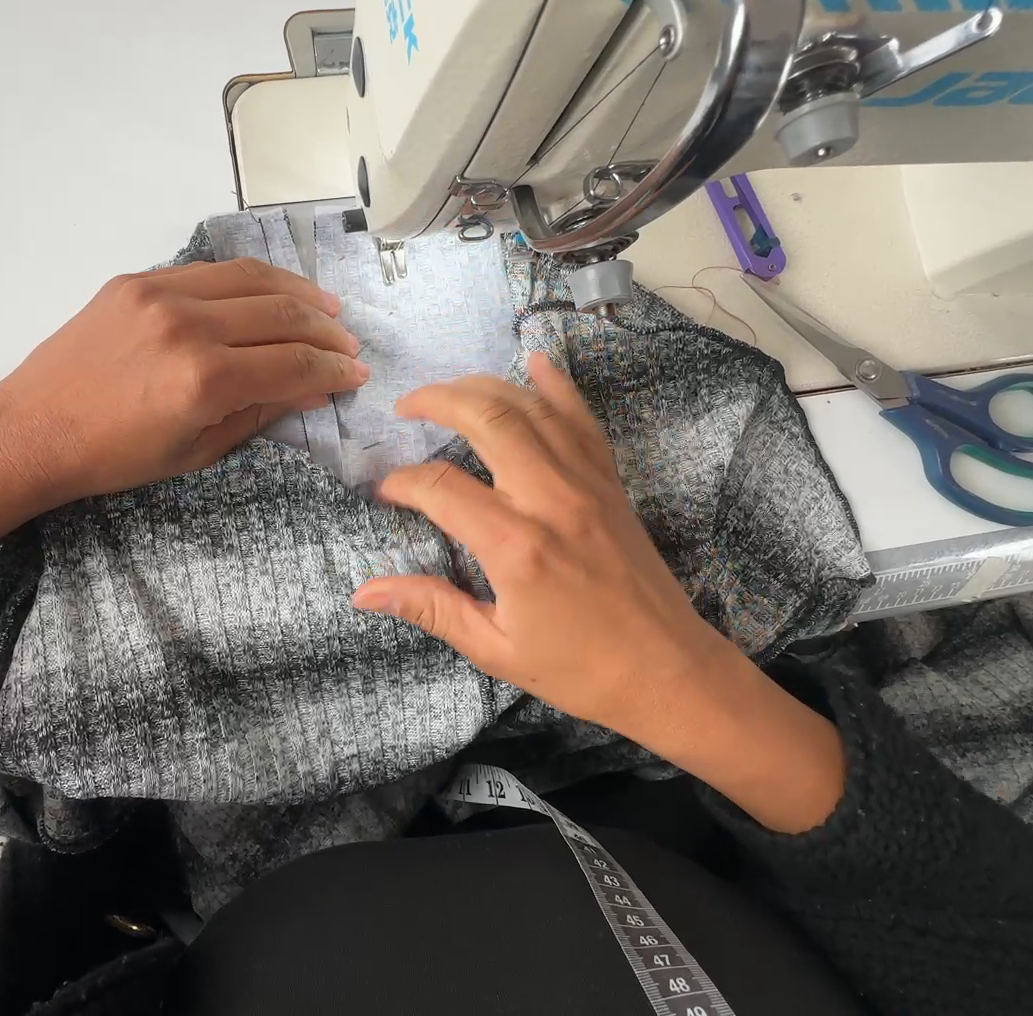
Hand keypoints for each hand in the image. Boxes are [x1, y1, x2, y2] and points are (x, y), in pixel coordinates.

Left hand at [0, 258, 367, 539]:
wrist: (34, 430)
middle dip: (327, 330)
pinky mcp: (137, 279)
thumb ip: (262, 411)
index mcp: (205, 380)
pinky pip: (210, 272)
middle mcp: (188, 326)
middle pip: (283, 313)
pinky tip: (268, 293)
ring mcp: (160, 293)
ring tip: (325, 307)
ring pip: (251, 278)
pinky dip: (250, 281)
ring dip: (297, 292)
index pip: (294, 363)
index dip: (334, 369)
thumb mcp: (199, 450)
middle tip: (348, 343)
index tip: (356, 374)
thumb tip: (314, 389)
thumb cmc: (118, 458)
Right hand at [352, 353, 844, 832]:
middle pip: (488, 418)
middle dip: (438, 400)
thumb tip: (364, 593)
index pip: (442, 487)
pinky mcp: (609, 482)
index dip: (403, 482)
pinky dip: (556, 386)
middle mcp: (551, 498)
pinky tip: (535, 361)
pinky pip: (581, 419)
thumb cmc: (578, 668)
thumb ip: (430, 608)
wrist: (669, 671)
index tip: (385, 490)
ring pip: (531, 407)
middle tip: (406, 405)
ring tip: (449, 389)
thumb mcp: (494, 649)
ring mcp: (586, 483)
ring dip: (485, 386)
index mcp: (516, 546)